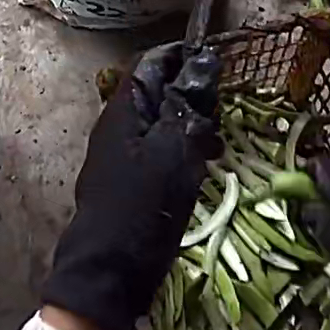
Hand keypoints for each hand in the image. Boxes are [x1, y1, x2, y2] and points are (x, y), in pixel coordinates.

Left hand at [41, 43, 222, 329]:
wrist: (110, 272)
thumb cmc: (145, 203)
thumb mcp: (176, 144)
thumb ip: (189, 99)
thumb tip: (204, 58)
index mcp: (125, 107)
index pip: (155, 62)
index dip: (186, 56)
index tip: (219, 64)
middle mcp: (120, 123)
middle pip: (161, 90)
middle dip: (193, 96)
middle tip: (219, 113)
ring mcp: (123, 152)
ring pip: (164, 121)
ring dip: (192, 125)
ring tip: (214, 145)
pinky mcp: (131, 178)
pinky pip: (161, 149)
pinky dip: (184, 150)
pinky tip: (202, 166)